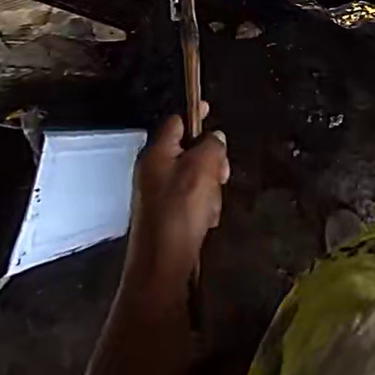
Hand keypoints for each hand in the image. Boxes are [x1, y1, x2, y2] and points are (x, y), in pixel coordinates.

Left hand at [128, 107, 229, 275]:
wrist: (163, 267)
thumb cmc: (180, 212)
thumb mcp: (202, 168)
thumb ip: (212, 145)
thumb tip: (215, 138)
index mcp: (156, 154)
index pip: (176, 121)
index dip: (195, 113)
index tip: (209, 107)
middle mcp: (153, 171)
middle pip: (189, 148)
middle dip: (210, 158)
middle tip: (221, 172)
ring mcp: (158, 194)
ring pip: (195, 174)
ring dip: (210, 184)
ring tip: (212, 202)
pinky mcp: (167, 215)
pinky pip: (192, 197)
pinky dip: (204, 203)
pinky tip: (207, 217)